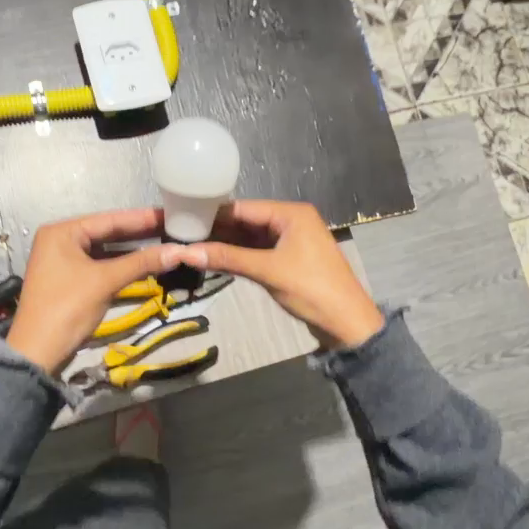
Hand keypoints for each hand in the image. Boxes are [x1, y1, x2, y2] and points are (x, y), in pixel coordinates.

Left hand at [6, 208, 182, 371]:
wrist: (38, 351)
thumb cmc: (67, 308)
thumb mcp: (105, 281)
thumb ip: (141, 263)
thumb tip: (179, 251)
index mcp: (62, 232)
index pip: (109, 219)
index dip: (142, 218)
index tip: (170, 213)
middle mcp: (60, 240)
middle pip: (107, 233)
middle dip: (140, 233)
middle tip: (173, 228)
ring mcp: (64, 261)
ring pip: (105, 251)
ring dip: (133, 251)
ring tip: (165, 243)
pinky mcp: (70, 280)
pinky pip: (101, 266)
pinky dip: (122, 266)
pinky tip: (145, 263)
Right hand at [173, 200, 383, 348]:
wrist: (346, 321)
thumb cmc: (311, 289)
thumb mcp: (267, 271)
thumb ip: (228, 259)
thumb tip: (187, 252)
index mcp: (292, 213)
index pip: (244, 207)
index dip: (213, 213)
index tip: (182, 217)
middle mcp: (292, 220)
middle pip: (247, 220)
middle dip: (218, 229)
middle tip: (182, 234)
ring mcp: (291, 239)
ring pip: (251, 236)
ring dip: (227, 243)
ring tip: (192, 245)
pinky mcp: (290, 258)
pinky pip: (259, 250)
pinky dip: (240, 254)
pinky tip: (215, 258)